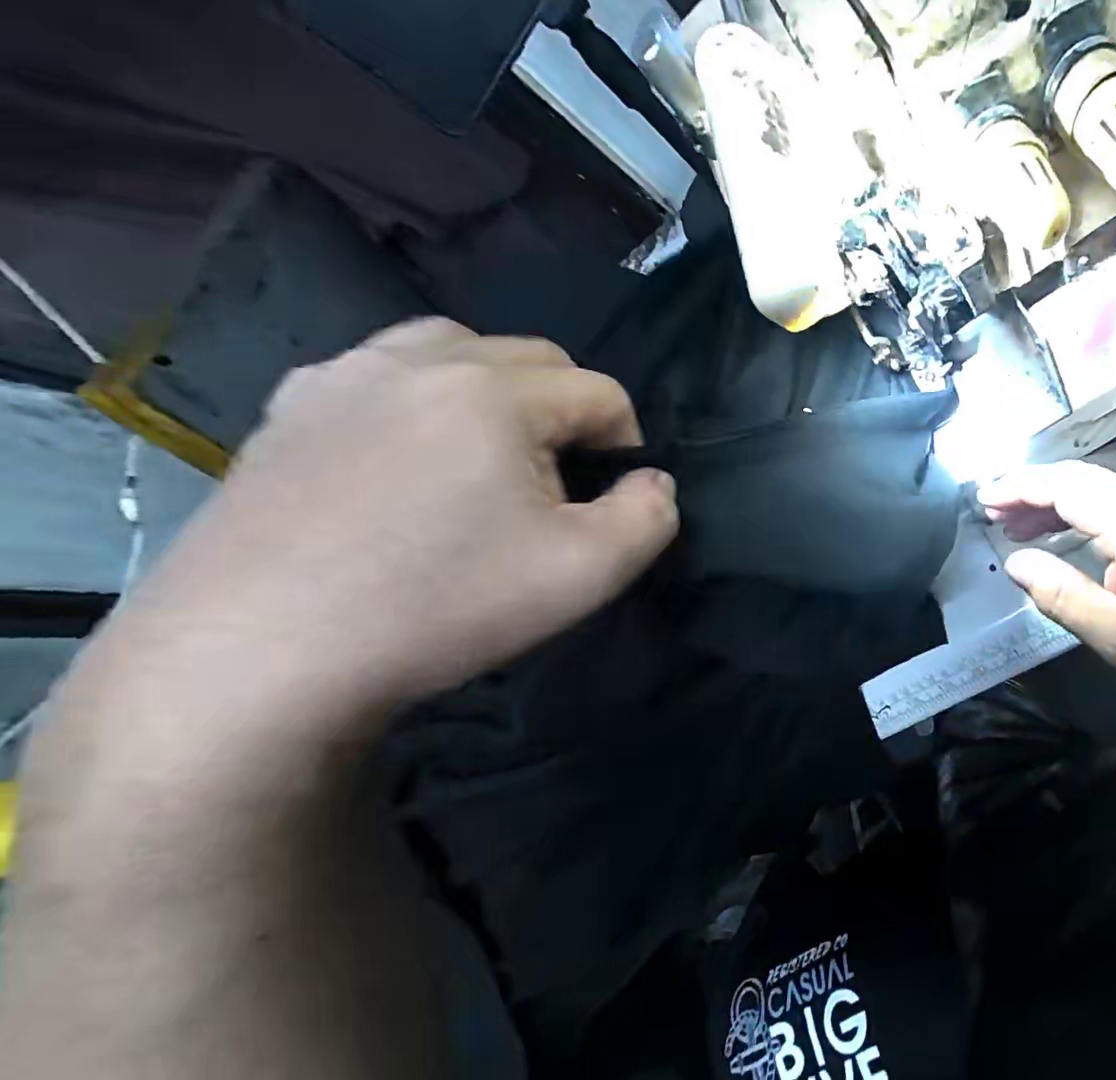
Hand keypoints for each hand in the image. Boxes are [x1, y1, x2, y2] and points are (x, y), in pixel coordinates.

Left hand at [91, 318, 677, 720]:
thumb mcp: (589, 571)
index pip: (601, 391)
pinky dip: (422, 396)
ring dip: (498, 390)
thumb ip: (651, 515)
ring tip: (492, 455)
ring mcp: (341, 377)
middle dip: (569, 410)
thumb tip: (651, 481)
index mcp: (494, 393)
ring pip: (454, 347)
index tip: (610, 501)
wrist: (261, 656)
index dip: (628, 443)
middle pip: (535, 357)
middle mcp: (416, 361)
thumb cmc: (445, 605)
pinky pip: (381, 372)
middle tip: (559, 482)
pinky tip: (412, 456)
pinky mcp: (288, 410)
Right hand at [980, 462, 1115, 709]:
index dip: (1020, 491)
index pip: (1066, 491)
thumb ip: (1061, 595)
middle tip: (988, 508)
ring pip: (1091, 486)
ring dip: (1048, 499)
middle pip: (1077, 478)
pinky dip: (1074, 510)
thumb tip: (1015, 563)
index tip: (983, 500)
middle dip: (1028, 489)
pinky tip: (1050, 529)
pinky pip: (1108, 501)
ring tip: (1009, 522)